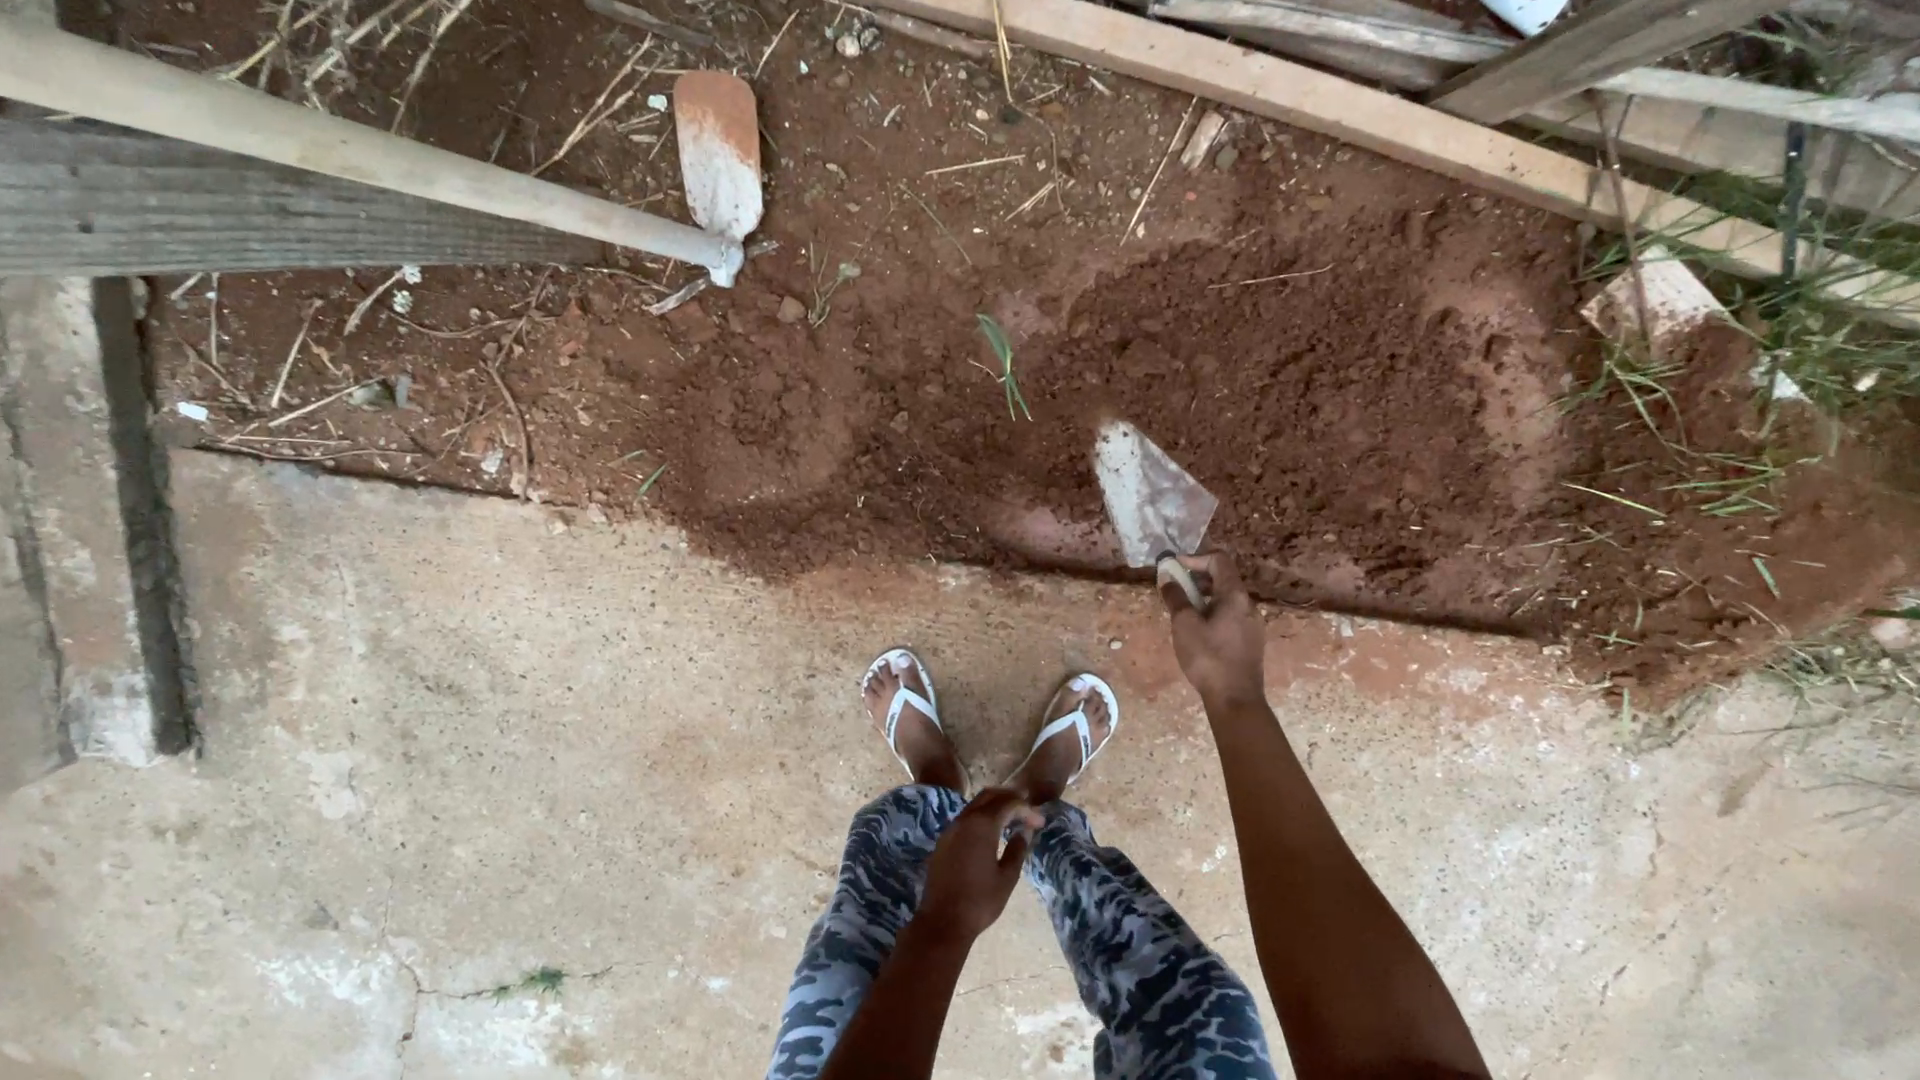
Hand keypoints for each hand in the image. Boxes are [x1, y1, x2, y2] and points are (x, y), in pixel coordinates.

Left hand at [917, 788, 1043, 942]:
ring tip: (1012, 817)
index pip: (1008, 804)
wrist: (943, 921)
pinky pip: (965, 819)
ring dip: (994, 806)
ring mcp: (950, 830)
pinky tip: (991, 831)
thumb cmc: (980, 901)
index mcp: (982, 825)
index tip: (1040, 822)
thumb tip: (1025, 832)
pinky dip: (981, 817)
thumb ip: (1017, 850)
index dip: (1026, 809)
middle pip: (988, 796)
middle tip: (1027, 807)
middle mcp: (964, 820)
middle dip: (1009, 798)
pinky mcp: (943, 841)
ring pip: (974, 806)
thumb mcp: (1007, 877)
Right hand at [1161, 552, 1266, 707]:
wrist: (1235, 698)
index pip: (1219, 560)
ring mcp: (1253, 624)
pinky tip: (1199, 633)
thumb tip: (1167, 578)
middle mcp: (1249, 605)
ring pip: (1227, 600)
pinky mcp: (1252, 641)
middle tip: (1175, 591)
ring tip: (1183, 613)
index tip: (1175, 567)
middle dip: (1197, 579)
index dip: (1195, 558)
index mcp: (1235, 595)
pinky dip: (1213, 613)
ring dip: (1204, 598)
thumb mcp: (1184, 624)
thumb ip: (1176, 597)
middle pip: (1224, 579)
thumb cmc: (1208, 657)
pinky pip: (1231, 616)